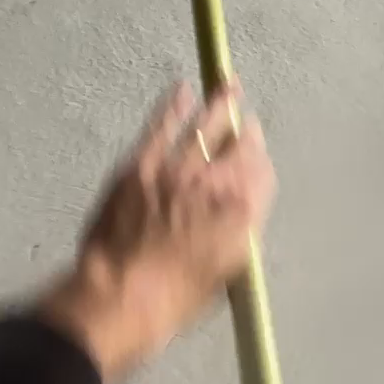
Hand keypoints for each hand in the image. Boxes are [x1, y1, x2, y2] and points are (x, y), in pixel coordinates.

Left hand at [38, 81, 276, 380]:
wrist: (121, 296)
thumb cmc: (175, 299)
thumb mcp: (224, 276)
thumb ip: (238, 238)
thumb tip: (242, 220)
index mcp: (243, 213)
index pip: (262, 176)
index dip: (261, 163)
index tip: (258, 156)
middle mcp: (218, 184)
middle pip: (240, 146)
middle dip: (246, 131)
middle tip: (247, 120)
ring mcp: (179, 169)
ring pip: (206, 126)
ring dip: (220, 103)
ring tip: (228, 84)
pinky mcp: (143, 163)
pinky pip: (164, 125)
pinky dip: (174, 105)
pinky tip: (181, 90)